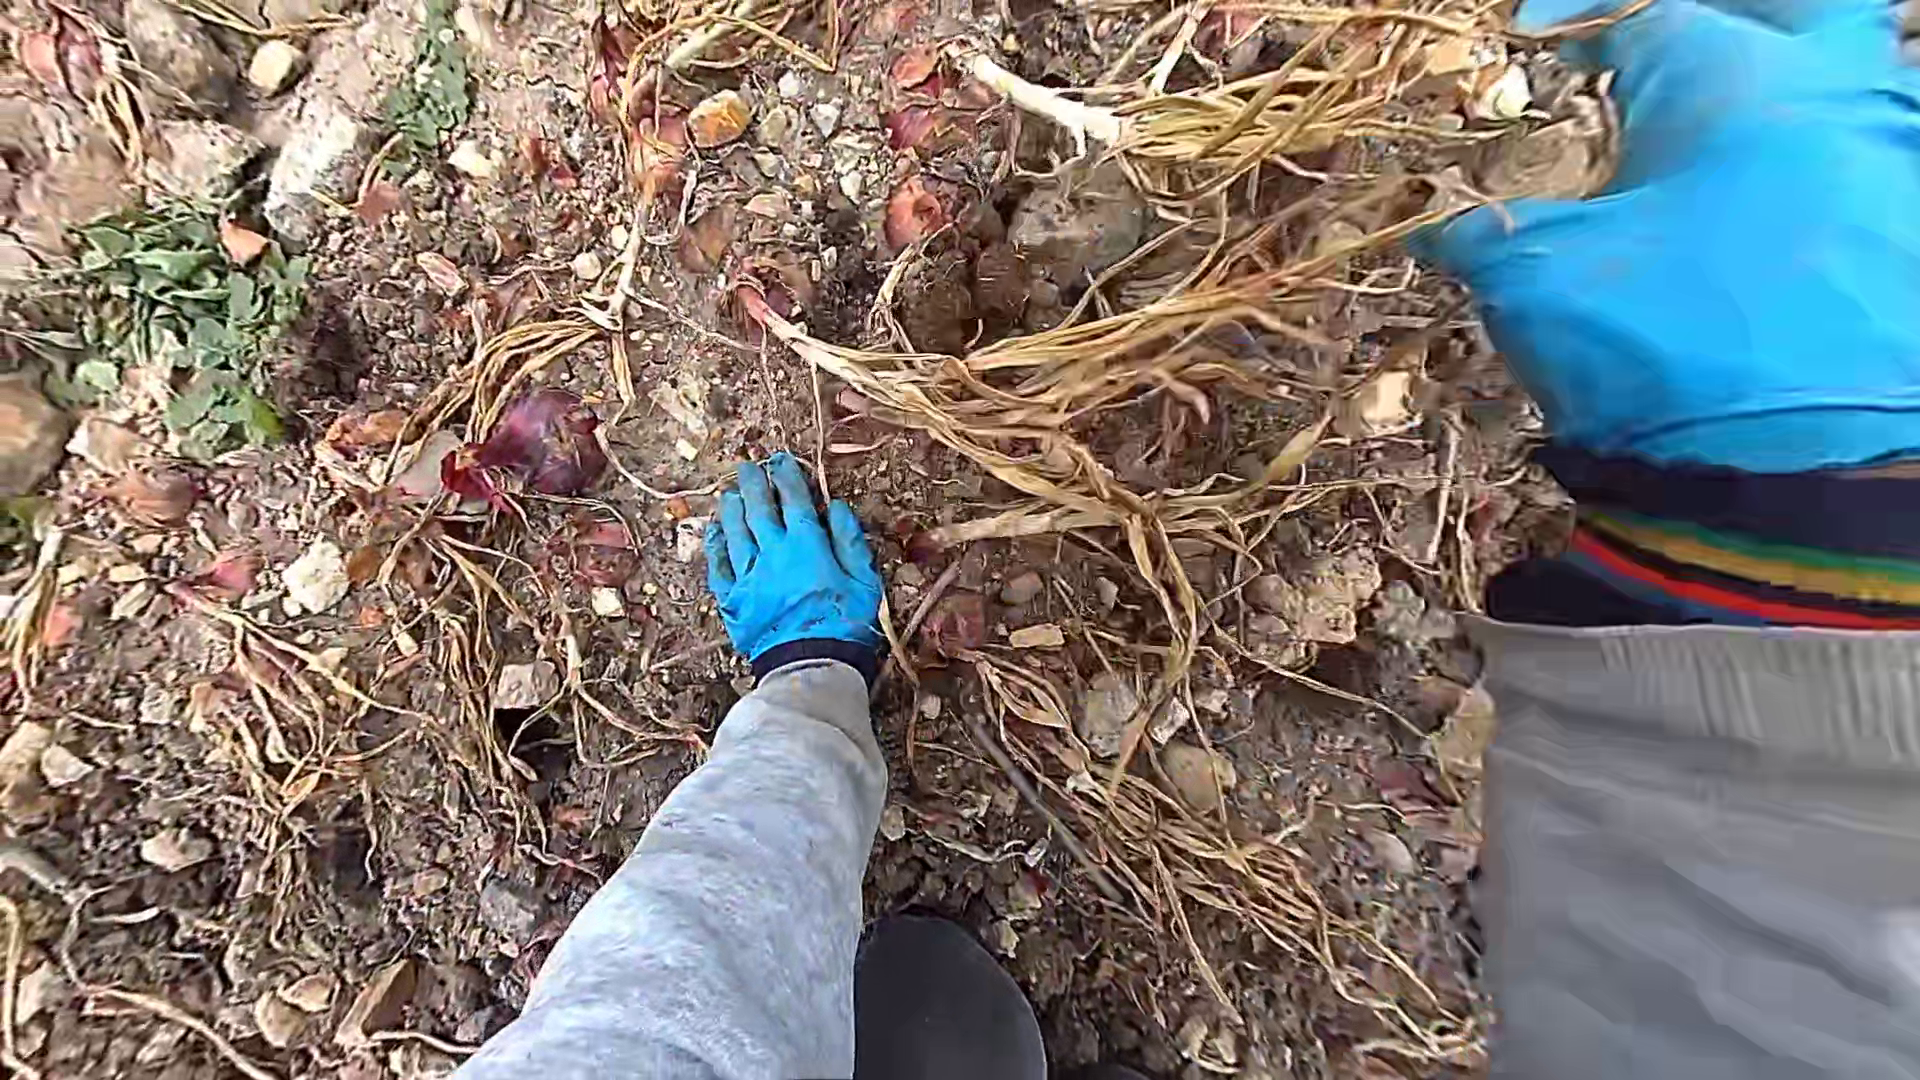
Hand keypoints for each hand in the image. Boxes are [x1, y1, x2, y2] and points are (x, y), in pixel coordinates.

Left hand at [703, 453, 882, 663]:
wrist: (813, 665)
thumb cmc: (845, 621)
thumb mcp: (863, 579)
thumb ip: (849, 540)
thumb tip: (836, 506)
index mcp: (806, 544)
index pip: (793, 500)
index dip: (786, 477)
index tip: (780, 460)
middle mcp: (772, 553)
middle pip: (758, 510)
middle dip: (754, 484)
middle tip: (748, 467)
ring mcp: (748, 576)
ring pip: (734, 533)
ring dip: (731, 509)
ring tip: (730, 493)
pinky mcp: (733, 599)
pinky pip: (718, 566)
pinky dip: (714, 546)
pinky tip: (713, 532)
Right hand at [1413, 0, 1919, 470]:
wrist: (1767, 447)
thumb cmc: (1642, 331)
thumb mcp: (1531, 273)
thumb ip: (1478, 231)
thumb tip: (1430, 227)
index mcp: (1739, 93)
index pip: (1657, 20)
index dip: (1584, 21)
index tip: (1533, 29)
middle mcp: (1837, 97)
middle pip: (1791, 7)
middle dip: (1705, 15)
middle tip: (1635, 43)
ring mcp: (1884, 156)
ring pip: (1830, 72)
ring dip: (1748, 77)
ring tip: (1676, 113)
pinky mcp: (1892, 222)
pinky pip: (1840, 142)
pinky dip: (1775, 142)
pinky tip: (1729, 177)